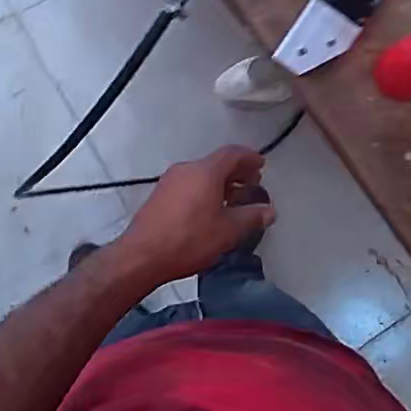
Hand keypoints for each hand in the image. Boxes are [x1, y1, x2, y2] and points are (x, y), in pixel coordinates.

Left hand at [109, 145, 276, 284]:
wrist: (141, 256)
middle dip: (236, 171)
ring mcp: (169, 181)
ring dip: (220, 182)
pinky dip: (204, 189)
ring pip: (201, 173)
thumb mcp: (228, 231)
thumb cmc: (189, 240)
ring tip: (233, 199)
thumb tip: (269, 210)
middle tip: (252, 183)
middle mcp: (186, 169)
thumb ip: (251, 217)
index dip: (249, 158)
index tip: (261, 165)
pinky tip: (209, 209)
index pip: (232, 154)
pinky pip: (189, 184)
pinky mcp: (160, 195)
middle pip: (216, 162)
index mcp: (205, 171)